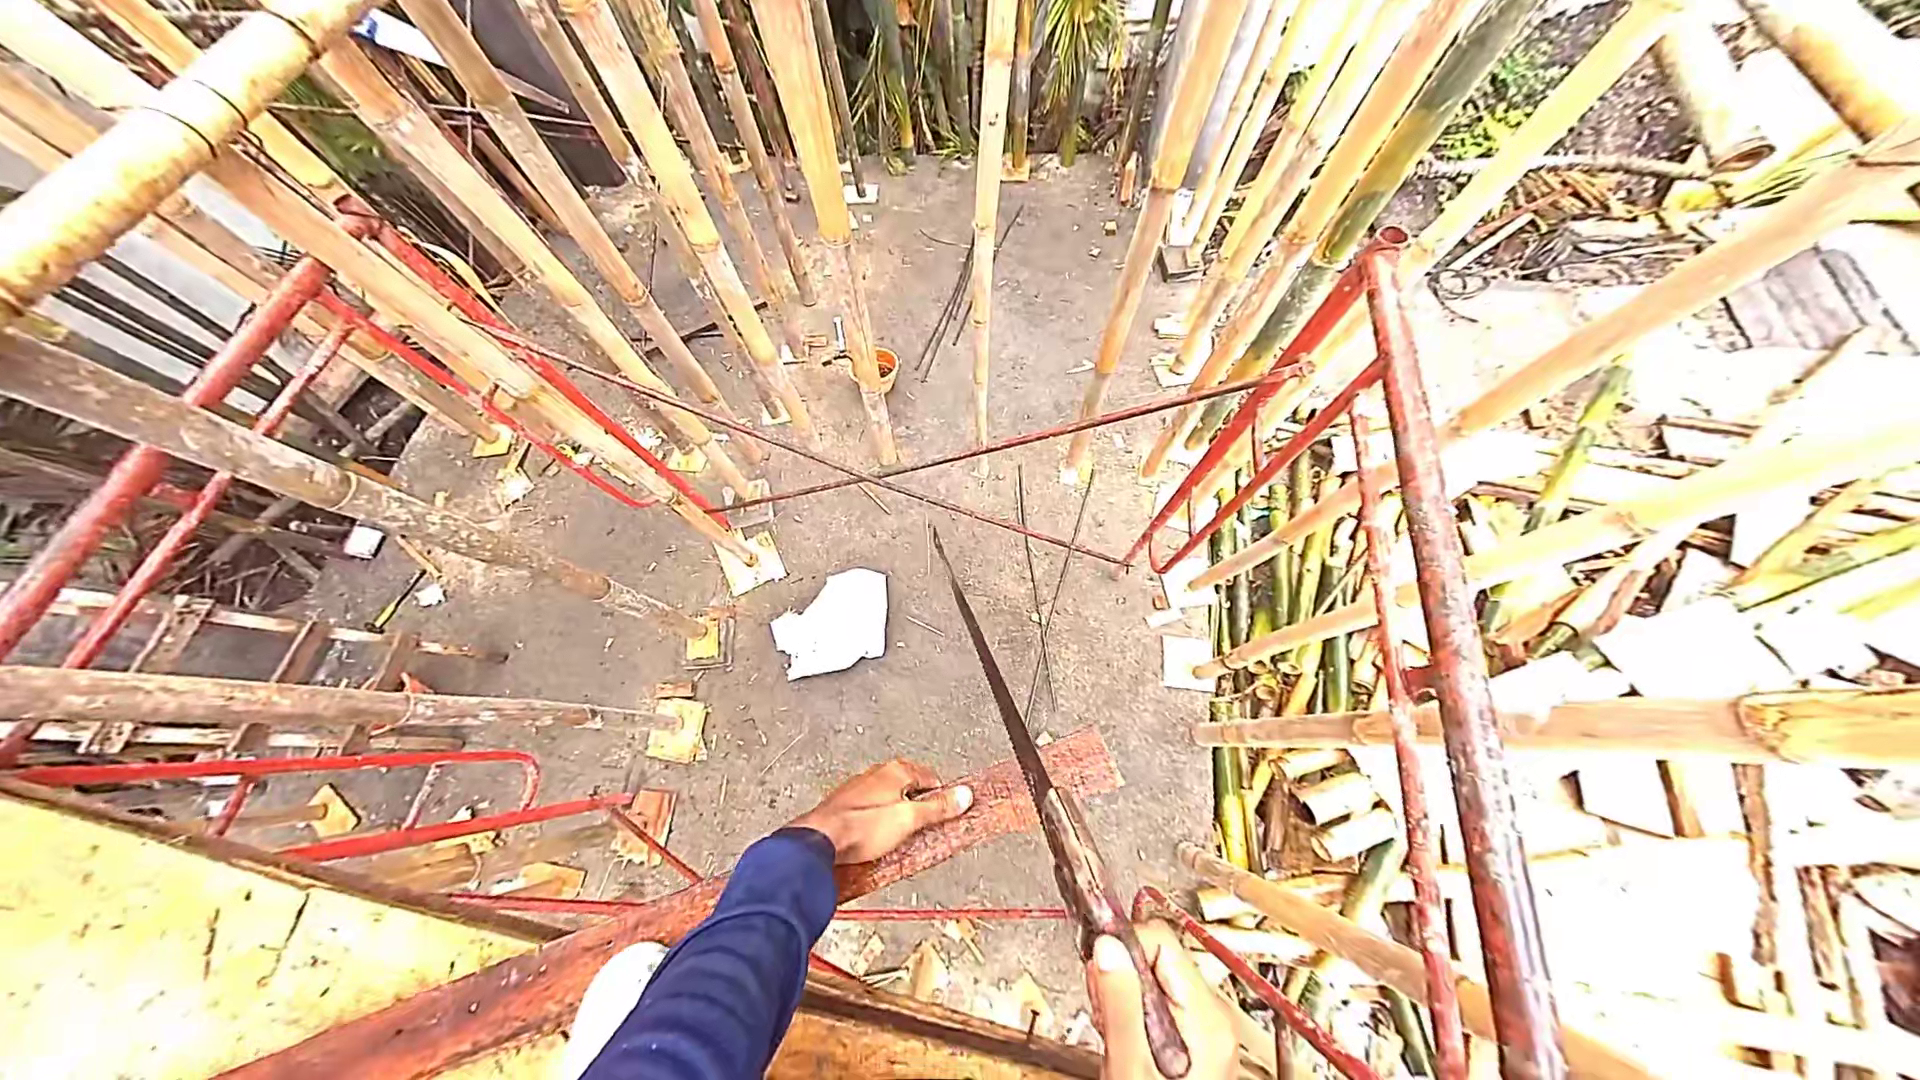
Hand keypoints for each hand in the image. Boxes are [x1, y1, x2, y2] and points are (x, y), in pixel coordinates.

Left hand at [788, 759, 973, 863]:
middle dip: (918, 808)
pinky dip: (878, 824)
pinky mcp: (847, 807)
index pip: (931, 777)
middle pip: (909, 789)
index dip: (942, 796)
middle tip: (924, 829)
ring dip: (897, 817)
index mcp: (896, 771)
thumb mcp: (910, 819)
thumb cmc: (860, 827)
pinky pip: (872, 813)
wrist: (818, 840)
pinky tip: (876, 841)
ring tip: (899, 839)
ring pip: (889, 801)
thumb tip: (963, 796)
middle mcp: (877, 774)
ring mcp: (860, 789)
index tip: (948, 811)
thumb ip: (938, 808)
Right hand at [1087, 922, 1235, 1079]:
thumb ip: (1118, 1001)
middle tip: (1103, 1007)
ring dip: (1124, 993)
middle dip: (1121, 973)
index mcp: (1206, 1017)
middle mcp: (1213, 1017)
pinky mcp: (1195, 1041)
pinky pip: (1159, 1000)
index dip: (1123, 947)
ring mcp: (1206, 1030)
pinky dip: (1133, 1009)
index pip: (1159, 939)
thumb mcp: (1130, 1066)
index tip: (1100, 971)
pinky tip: (1125, 1036)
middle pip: (1157, 955)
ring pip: (1155, 977)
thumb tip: (1106, 944)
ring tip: (1114, 1029)